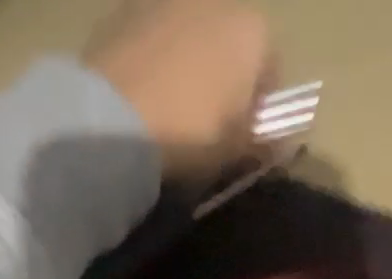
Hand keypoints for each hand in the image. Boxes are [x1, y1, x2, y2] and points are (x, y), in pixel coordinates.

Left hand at [85, 0, 276, 183]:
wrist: (113, 118)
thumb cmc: (192, 133)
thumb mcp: (237, 149)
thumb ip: (263, 140)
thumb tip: (278, 141)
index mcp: (253, 31)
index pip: (270, 68)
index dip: (259, 103)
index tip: (244, 132)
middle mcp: (214, 1)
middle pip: (228, 42)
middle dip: (222, 74)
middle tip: (206, 119)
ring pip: (187, 35)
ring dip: (186, 61)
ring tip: (169, 106)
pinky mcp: (124, 9)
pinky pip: (151, 37)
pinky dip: (152, 57)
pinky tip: (141, 93)